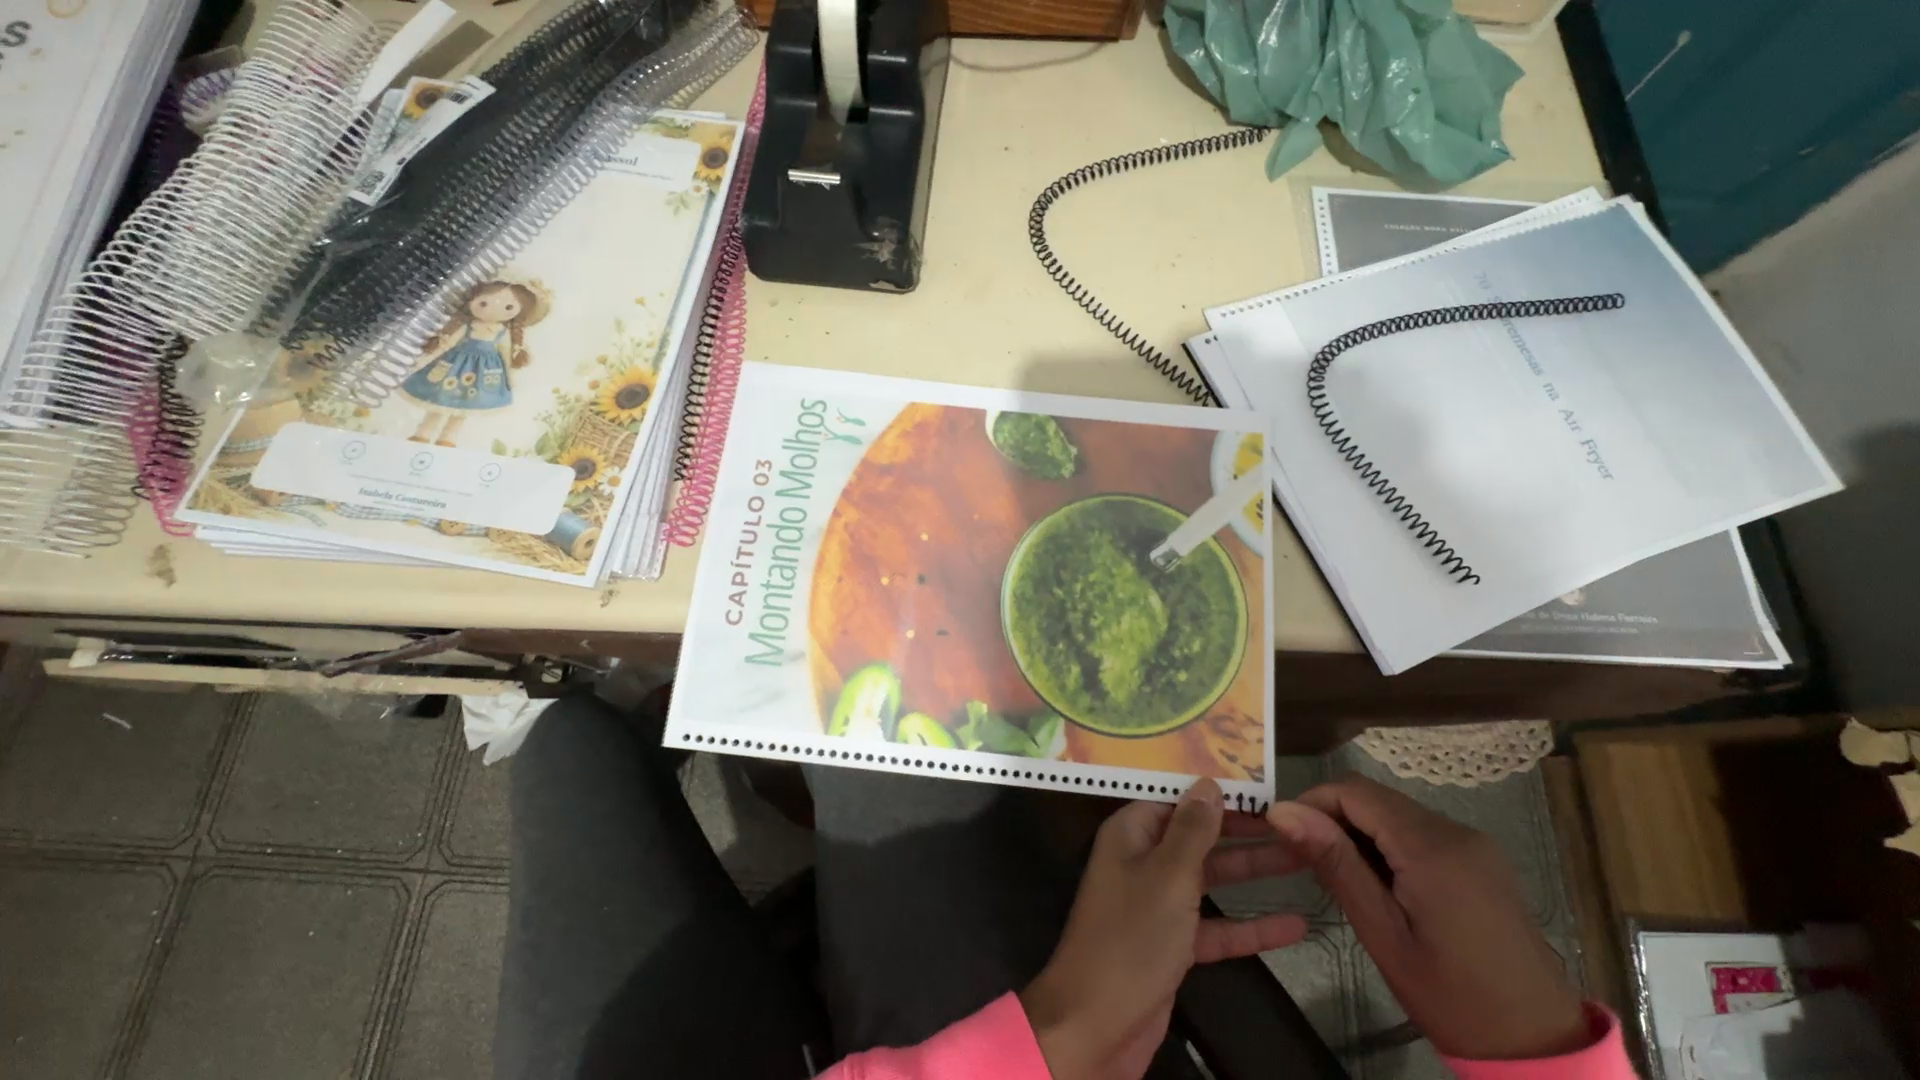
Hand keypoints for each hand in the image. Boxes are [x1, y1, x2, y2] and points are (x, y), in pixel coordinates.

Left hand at [1020, 779, 1308, 1079]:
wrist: (1096, 1024)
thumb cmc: (1132, 936)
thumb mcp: (1167, 875)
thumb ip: (1191, 831)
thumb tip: (1208, 784)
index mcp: (1129, 835)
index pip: (1175, 799)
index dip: (1213, 793)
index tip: (1258, 786)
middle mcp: (1140, 862)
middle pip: (1197, 838)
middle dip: (1243, 831)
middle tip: (1294, 824)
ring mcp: (1156, 906)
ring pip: (1210, 880)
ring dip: (1252, 873)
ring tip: (1305, 860)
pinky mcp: (1170, 946)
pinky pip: (1214, 927)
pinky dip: (1248, 927)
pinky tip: (1294, 926)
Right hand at [1265, 776, 1588, 1060]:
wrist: (1539, 1043)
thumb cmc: (1451, 996)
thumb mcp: (1382, 933)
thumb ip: (1335, 863)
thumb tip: (1282, 811)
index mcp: (1432, 848)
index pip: (1354, 790)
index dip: (1312, 803)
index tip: (1286, 838)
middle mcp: (1456, 831)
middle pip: (1375, 798)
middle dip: (1333, 819)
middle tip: (1308, 865)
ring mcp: (1474, 843)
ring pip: (1396, 813)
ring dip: (1360, 834)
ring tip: (1342, 881)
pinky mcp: (1481, 859)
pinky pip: (1420, 832)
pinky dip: (1389, 846)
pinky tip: (1382, 887)